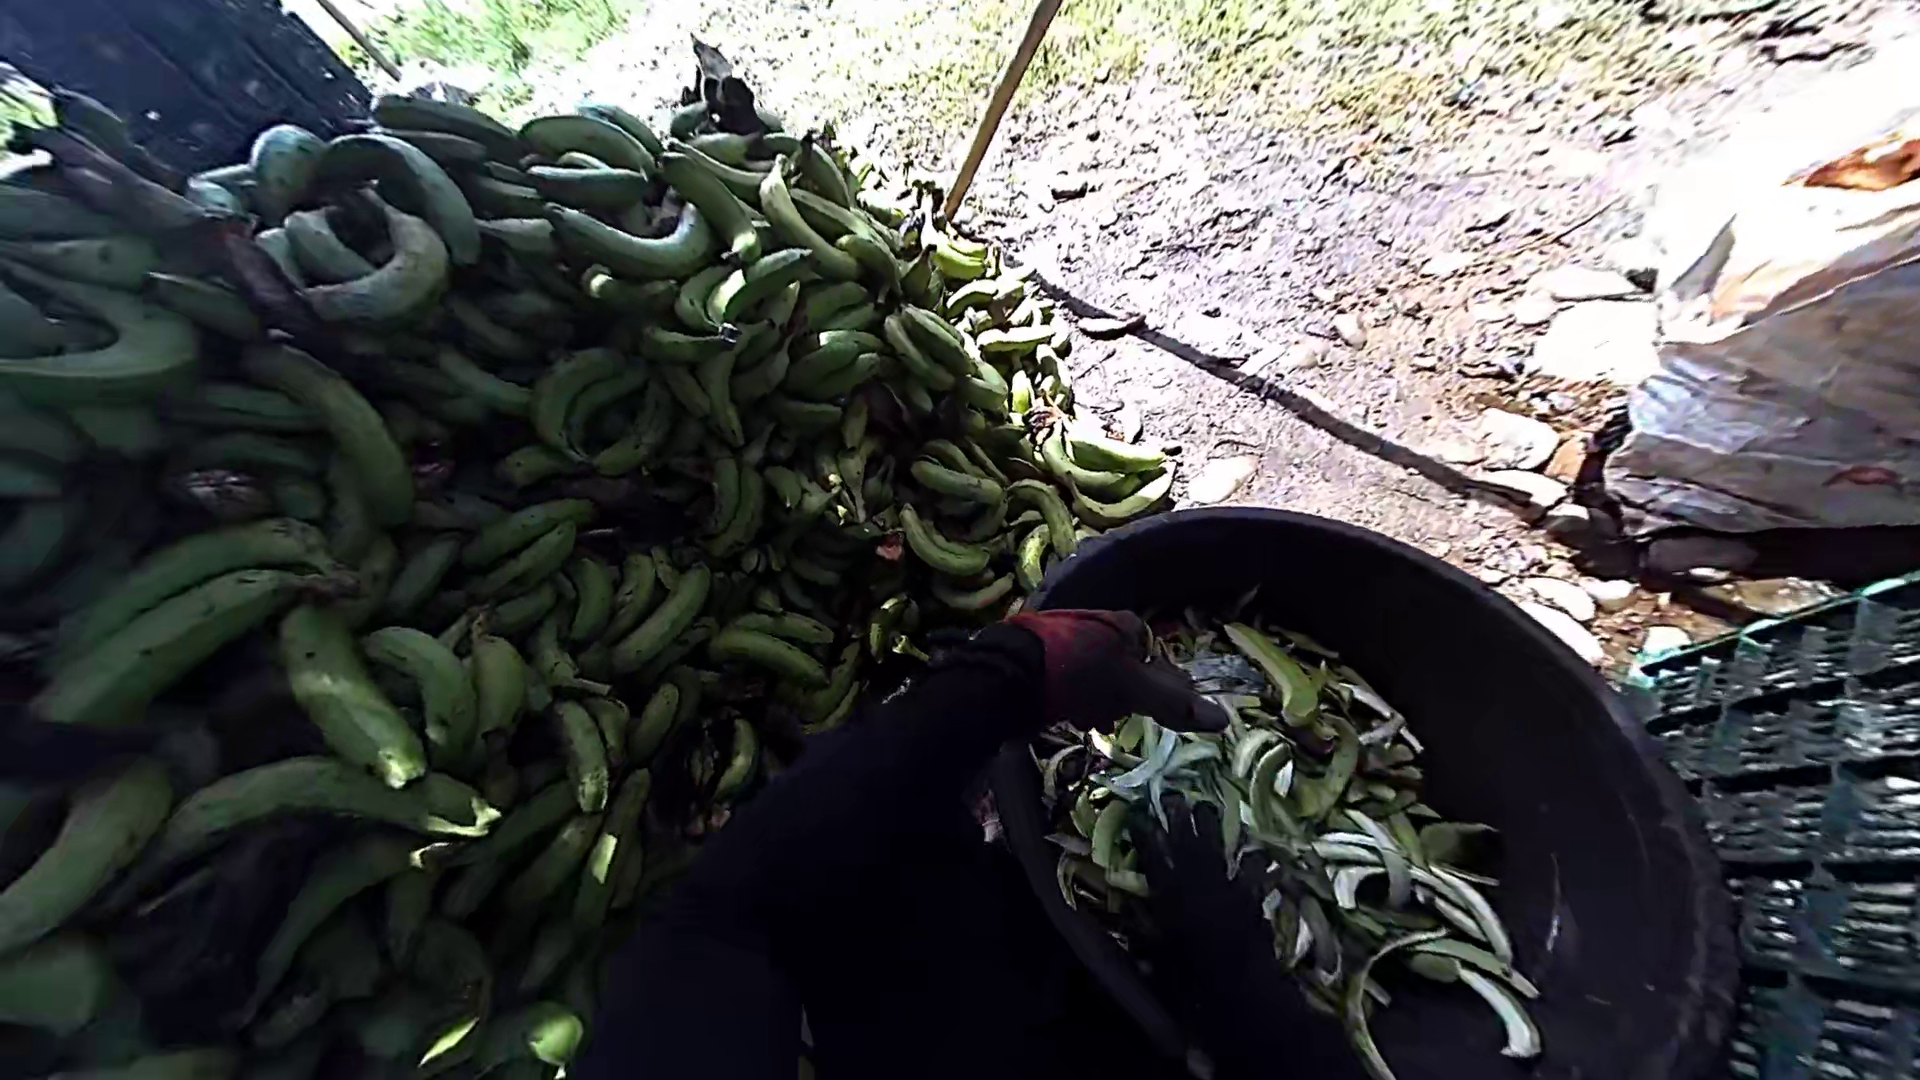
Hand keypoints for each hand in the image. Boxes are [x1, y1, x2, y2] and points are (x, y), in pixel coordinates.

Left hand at [1004, 610, 1226, 733]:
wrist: (1010, 673)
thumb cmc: (1077, 673)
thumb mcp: (1130, 688)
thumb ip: (1172, 703)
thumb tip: (1224, 720)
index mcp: (1121, 624)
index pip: (1153, 653)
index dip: (1156, 684)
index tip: (1146, 708)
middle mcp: (1095, 626)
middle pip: (1124, 668)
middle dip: (1121, 698)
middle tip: (1111, 716)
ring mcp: (1066, 640)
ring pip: (1097, 679)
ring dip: (1097, 703)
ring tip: (1086, 719)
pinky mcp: (1042, 658)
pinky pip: (1070, 682)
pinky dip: (1072, 700)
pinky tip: (1066, 715)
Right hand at [1132, 797, 1352, 1078]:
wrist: (1244, 993)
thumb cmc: (1193, 978)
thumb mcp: (1157, 956)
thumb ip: (1141, 929)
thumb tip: (1125, 910)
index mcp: (1168, 893)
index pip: (1152, 853)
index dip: (1144, 832)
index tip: (1137, 814)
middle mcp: (1195, 881)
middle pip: (1184, 839)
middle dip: (1177, 815)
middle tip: (1173, 795)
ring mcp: (1225, 885)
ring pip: (1216, 846)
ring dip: (1211, 825)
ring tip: (1205, 804)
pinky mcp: (1249, 896)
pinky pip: (1253, 872)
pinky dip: (1255, 861)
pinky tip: (1258, 851)